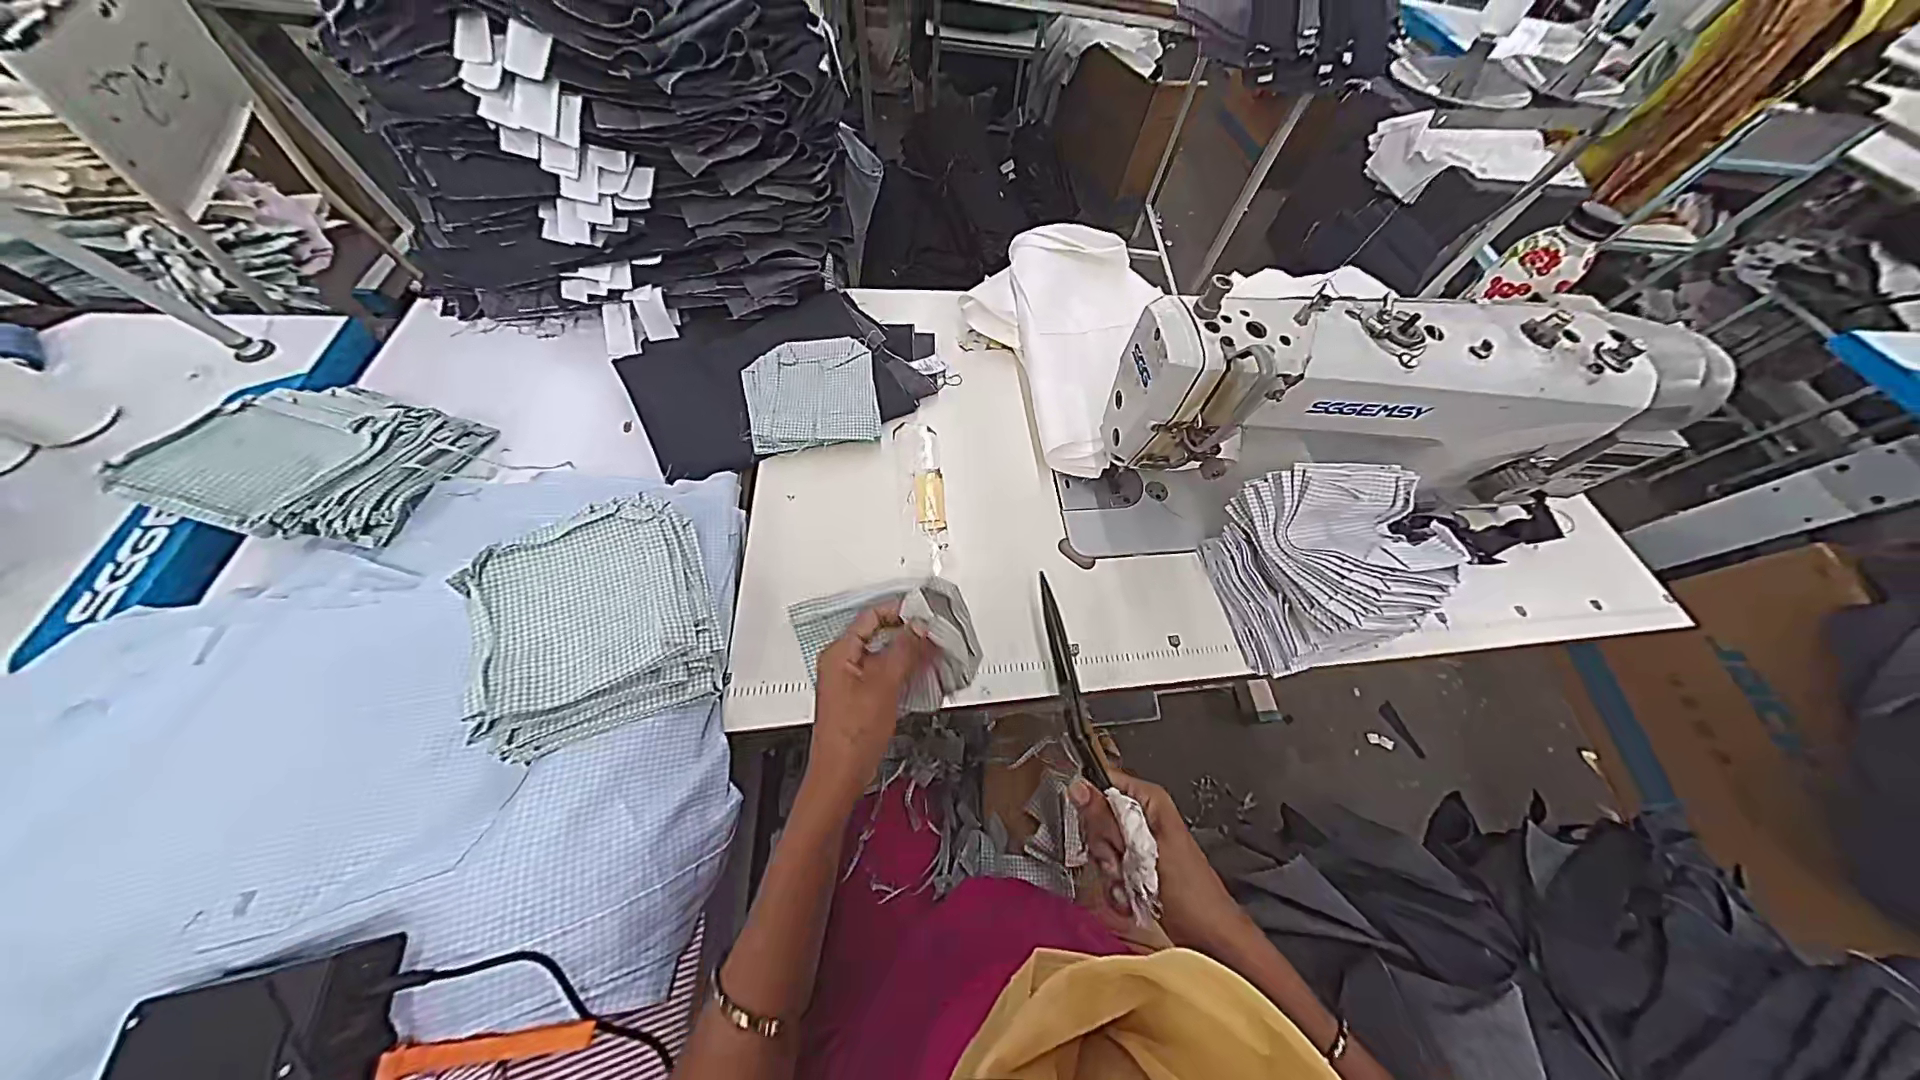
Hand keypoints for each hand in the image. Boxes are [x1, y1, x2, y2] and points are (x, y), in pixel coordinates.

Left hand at [806, 603, 932, 797]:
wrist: (842, 774)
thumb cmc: (850, 737)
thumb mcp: (884, 685)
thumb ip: (903, 651)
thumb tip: (918, 628)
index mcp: (839, 653)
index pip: (871, 616)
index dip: (898, 611)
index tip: (922, 613)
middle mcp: (842, 663)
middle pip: (879, 634)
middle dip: (908, 633)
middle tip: (932, 634)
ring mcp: (851, 680)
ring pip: (884, 655)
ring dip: (908, 653)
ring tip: (933, 653)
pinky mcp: (861, 696)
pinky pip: (885, 673)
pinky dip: (903, 670)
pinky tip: (921, 675)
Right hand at [1071, 769, 1256, 954]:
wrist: (1211, 940)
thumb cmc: (1192, 895)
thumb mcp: (1143, 852)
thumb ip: (1106, 819)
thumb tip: (1078, 788)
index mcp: (1150, 801)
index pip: (1103, 782)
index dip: (1093, 805)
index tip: (1099, 828)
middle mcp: (1143, 818)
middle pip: (1097, 818)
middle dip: (1104, 847)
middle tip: (1122, 862)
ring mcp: (1138, 844)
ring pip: (1100, 847)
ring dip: (1110, 872)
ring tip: (1130, 886)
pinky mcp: (1135, 868)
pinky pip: (1107, 870)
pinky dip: (1115, 888)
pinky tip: (1130, 898)